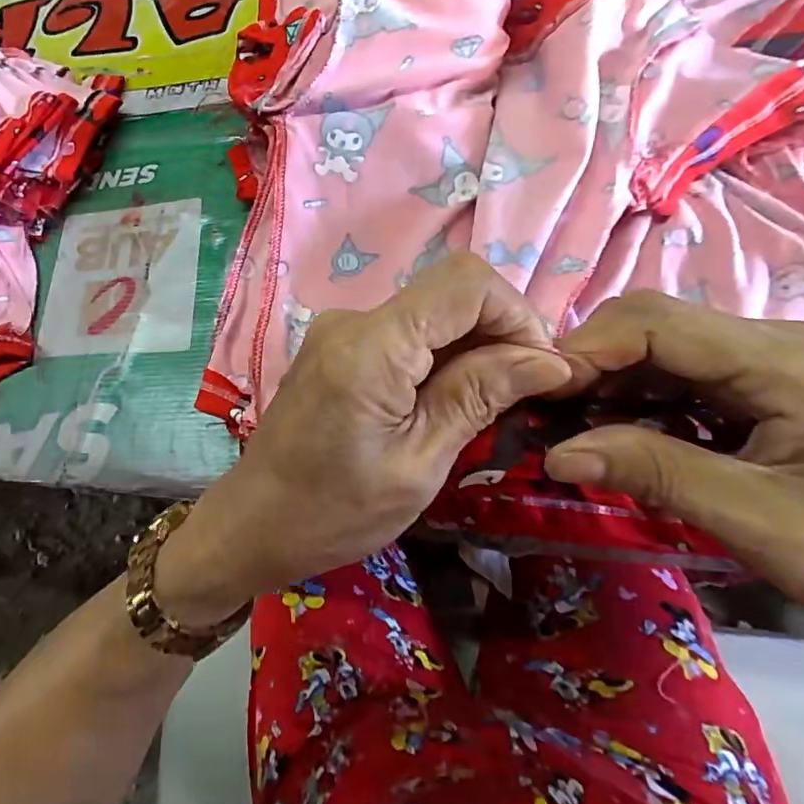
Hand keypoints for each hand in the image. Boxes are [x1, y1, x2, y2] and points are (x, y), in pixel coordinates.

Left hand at [154, 254, 572, 624]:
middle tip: (522, 398)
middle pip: (448, 294)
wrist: (254, 522)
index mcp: (371, 344)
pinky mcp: (334, 348)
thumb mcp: (419, 463)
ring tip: (486, 409)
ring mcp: (338, 330)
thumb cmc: (334, 511)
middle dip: (499, 335)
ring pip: (429, 314)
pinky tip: (444, 404)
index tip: (541, 373)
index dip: (517, 316)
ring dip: (470, 350)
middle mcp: (351, 319)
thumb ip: (477, 396)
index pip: (466, 281)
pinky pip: (402, 334)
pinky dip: (436, 359)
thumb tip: (549, 360)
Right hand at [543, 290, 803, 691]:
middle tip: (548, 417)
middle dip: (591, 365)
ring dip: (614, 385)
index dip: (585, 349)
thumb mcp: (770, 528)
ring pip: (667, 348)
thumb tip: (556, 454)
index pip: (659, 322)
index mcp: (799, 365)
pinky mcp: (779, 387)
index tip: (537, 396)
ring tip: (578, 432)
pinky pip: (690, 375)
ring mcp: (785, 363)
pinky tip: (628, 437)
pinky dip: (645, 401)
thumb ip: (658, 475)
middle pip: (657, 325)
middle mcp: (789, 345)